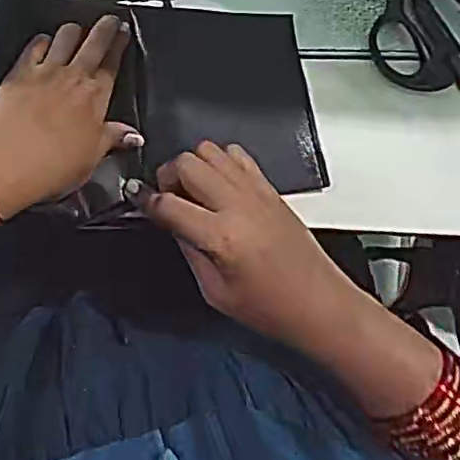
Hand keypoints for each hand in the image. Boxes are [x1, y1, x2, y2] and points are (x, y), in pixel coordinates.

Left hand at [0, 15, 139, 219]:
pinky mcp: (19, 71)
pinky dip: (42, 40)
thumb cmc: (48, 164)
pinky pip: (34, 45)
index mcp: (95, 98)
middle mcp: (73, 77)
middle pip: (94, 42)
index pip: (112, 64)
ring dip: (73, 29)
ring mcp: (45, 71)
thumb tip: (131, 136)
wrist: (5, 159)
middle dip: (105, 27)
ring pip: (65, 36)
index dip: (119, 46)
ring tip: (77, 27)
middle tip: (110, 20)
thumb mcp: (90, 159)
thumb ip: (111, 139)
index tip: (123, 34)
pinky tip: (43, 39)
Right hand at [142, 142, 365, 350]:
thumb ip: (188, 249)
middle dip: (167, 175)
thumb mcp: (215, 292)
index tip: (138, 199)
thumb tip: (170, 221)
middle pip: (185, 163)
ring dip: (193, 165)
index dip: (145, 200)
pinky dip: (220, 161)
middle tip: (167, 194)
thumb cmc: (269, 308)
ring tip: (193, 187)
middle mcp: (237, 206)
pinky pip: (236, 154)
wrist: (322, 305)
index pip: (168, 204)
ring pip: (208, 150)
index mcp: (221, 237)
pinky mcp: (269, 188)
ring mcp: (255, 192)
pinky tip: (220, 183)